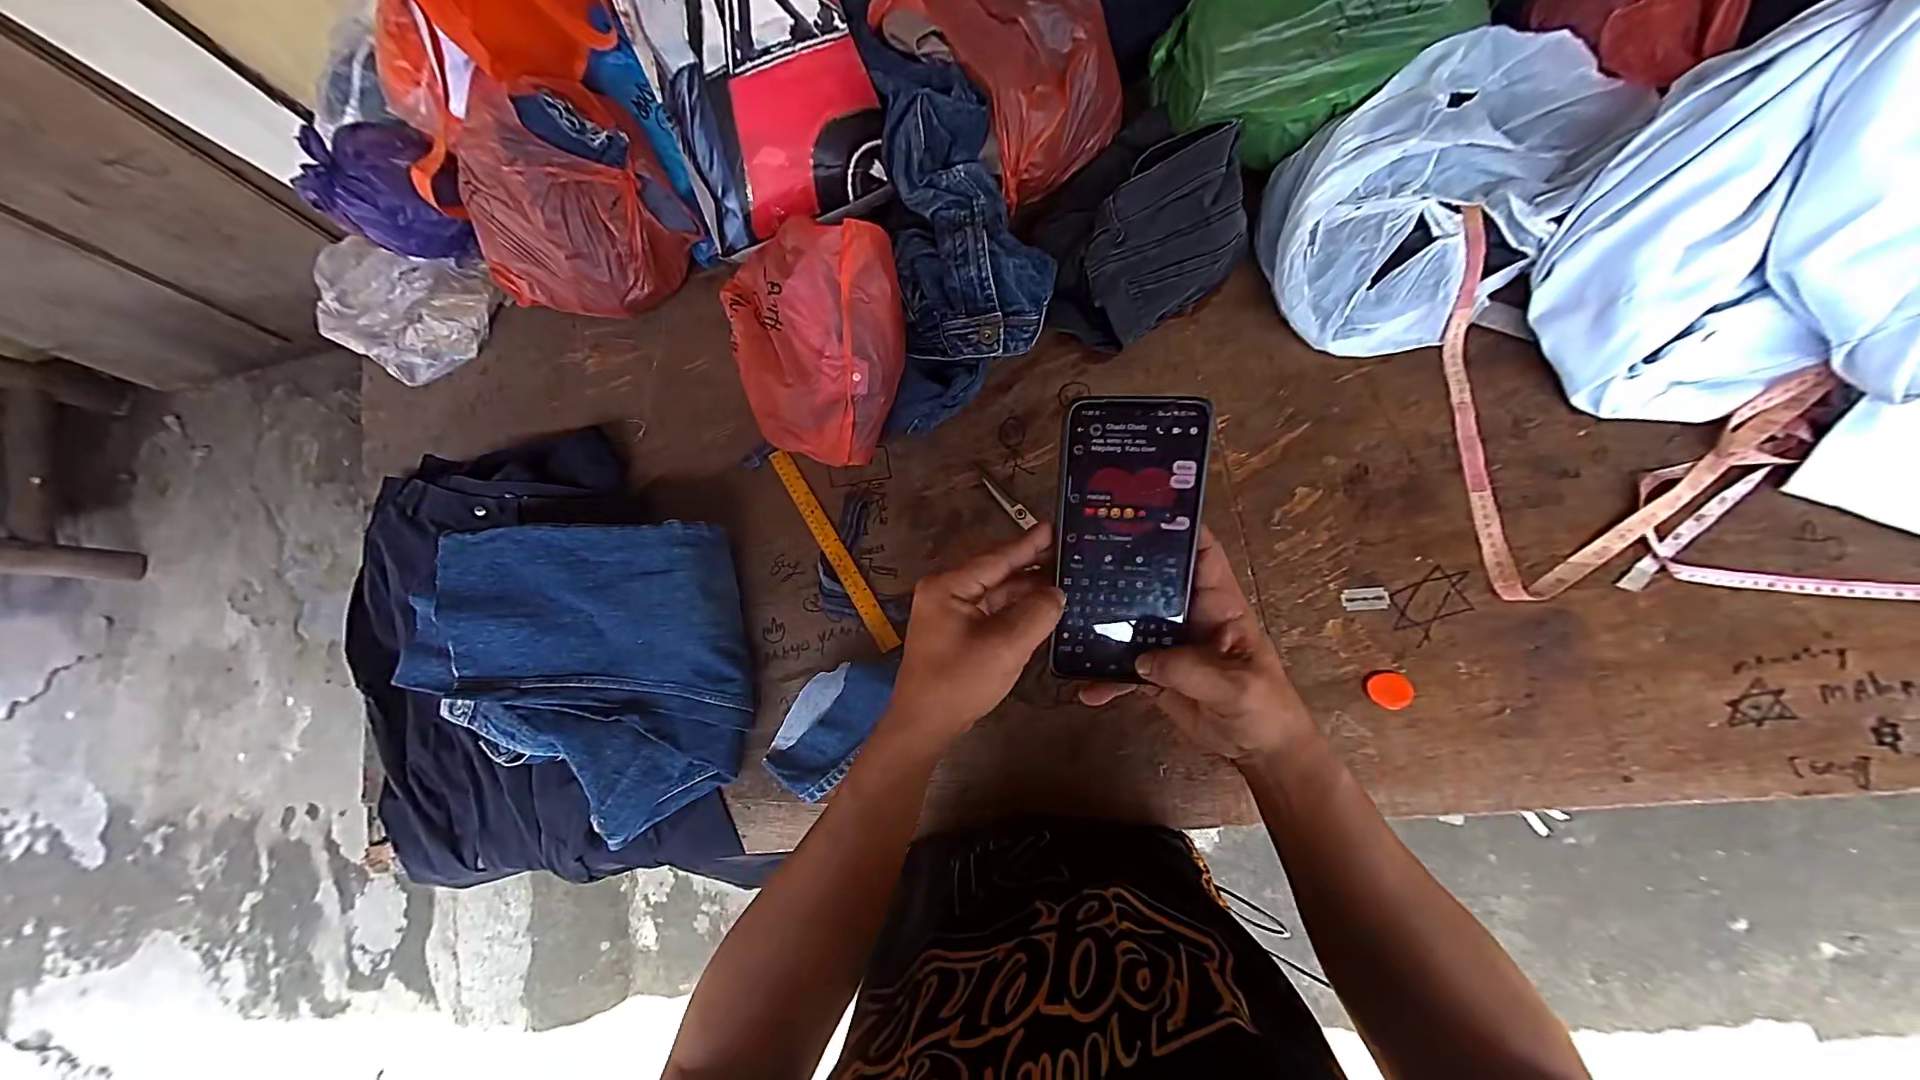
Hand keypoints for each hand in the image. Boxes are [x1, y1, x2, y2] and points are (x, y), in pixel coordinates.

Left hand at [885, 525, 1064, 749]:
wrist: (925, 724)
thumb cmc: (959, 682)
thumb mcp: (1006, 645)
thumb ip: (1037, 613)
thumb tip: (1057, 592)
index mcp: (948, 586)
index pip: (997, 558)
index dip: (1029, 544)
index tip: (1055, 528)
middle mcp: (946, 591)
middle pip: (997, 573)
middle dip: (1032, 568)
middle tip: (1068, 555)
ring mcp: (950, 611)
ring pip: (997, 593)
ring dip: (1027, 591)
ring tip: (1063, 581)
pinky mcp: (957, 631)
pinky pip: (992, 611)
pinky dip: (1017, 610)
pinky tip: (1042, 607)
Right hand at [1079, 527, 1316, 763]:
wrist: (1259, 751)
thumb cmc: (1265, 709)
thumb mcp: (1237, 688)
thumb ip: (1192, 671)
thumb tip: (1141, 660)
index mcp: (1218, 606)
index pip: (1202, 555)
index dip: (1178, 531)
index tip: (1139, 516)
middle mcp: (1189, 617)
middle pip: (1154, 582)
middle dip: (1121, 570)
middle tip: (1081, 560)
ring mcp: (1169, 644)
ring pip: (1130, 623)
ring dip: (1102, 624)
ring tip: (1068, 619)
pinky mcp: (1155, 672)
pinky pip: (1123, 668)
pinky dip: (1104, 678)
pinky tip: (1084, 688)